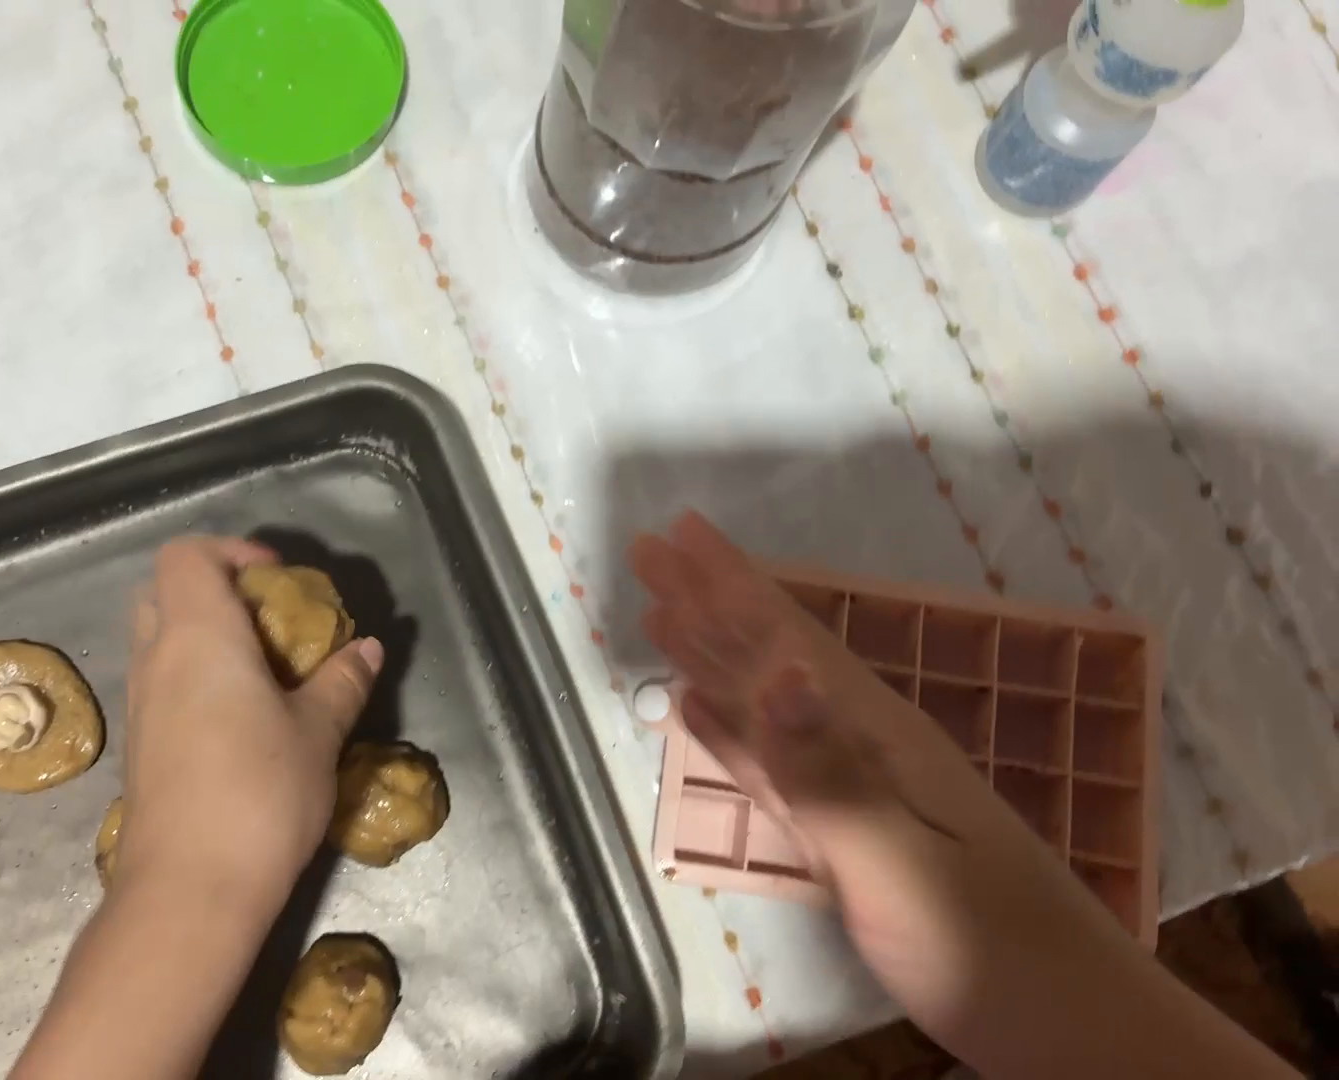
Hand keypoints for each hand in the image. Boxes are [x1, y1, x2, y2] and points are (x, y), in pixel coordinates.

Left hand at [119, 537, 384, 912]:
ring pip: (158, 634)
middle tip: (266, 618)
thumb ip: (342, 681)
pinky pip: (159, 677)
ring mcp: (141, 700)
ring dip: (203, 632)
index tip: (278, 579)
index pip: (188, 555)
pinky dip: (192, 671)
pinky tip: (237, 713)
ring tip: (259, 666)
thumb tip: (369, 649)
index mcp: (199, 634)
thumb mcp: (317, 733)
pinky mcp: (140, 741)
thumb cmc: (260, 795)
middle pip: (165, 588)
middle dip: (215, 589)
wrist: (189, 891)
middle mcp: (158, 656)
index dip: (232, 551)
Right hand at [631, 513, 1155, 1059]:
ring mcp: (839, 780)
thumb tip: (779, 672)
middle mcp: (849, 739)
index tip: (679, 530)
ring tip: (660, 610)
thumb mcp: (906, 861)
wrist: (1067, 1030)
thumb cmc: (989, 947)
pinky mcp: (830, 822)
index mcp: (869, 730)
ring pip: (755, 696)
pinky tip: (696, 705)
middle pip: (761, 650)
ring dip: (706, 649)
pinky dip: (724, 726)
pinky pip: (760, 755)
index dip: (729, 580)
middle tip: (649, 550)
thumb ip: (831, 771)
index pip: (782, 635)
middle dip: (704, 596)